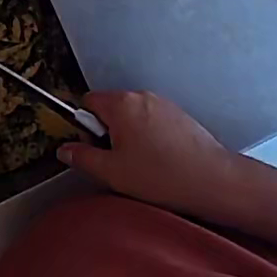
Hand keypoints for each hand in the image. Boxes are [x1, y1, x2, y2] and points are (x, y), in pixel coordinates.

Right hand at [58, 90, 242, 218]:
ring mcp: (162, 103)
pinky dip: (149, 136)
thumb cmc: (163, 176)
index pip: (89, 101)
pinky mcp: (178, 115)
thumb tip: (65, 150)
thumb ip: (82, 157)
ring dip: (129, 135)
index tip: (93, 146)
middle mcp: (142, 96)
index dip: (85, 125)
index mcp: (122, 104)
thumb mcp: (112, 172)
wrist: (211, 180)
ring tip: (140, 165)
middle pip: (111, 107)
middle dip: (108, 131)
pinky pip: (152, 120)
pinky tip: (158, 162)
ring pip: (133, 115)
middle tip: (116, 160)